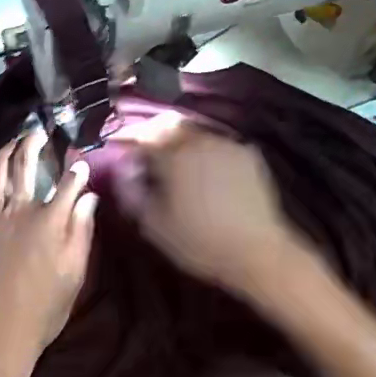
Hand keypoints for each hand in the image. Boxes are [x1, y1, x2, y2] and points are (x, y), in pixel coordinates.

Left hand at [0, 129, 98, 367]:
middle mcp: (20, 210)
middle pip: (26, 164)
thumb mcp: (75, 272)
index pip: (69, 182)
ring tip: (12, 143)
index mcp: (51, 219)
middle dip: (34, 142)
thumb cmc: (45, 308)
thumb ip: (82, 229)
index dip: (78, 169)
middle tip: (39, 133)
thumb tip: (89, 196)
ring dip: (4, 151)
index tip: (82, 162)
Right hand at [107, 114, 308, 297]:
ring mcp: (226, 143)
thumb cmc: (200, 243)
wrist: (259, 252)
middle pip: (169, 124)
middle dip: (152, 131)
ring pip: (195, 131)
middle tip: (143, 147)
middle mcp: (199, 140)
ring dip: (179, 139)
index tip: (117, 144)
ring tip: (172, 158)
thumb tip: (123, 168)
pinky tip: (203, 167)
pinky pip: (217, 142)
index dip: (126, 138)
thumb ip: (131, 191)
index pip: (141, 135)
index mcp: (173, 154)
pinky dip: (204, 149)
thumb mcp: (154, 225)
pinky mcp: (247, 153)